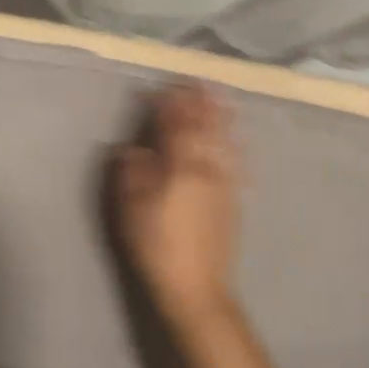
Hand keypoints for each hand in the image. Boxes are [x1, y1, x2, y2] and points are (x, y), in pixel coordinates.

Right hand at [117, 83, 239, 319]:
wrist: (197, 286)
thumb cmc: (156, 246)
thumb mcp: (131, 209)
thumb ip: (132, 174)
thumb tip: (133, 149)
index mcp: (180, 167)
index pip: (176, 126)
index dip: (171, 105)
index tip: (166, 85)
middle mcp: (207, 169)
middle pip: (206, 128)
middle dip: (201, 104)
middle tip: (198, 81)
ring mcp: (225, 184)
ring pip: (225, 141)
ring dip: (222, 117)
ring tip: (221, 98)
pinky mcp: (234, 200)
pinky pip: (237, 161)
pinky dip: (235, 143)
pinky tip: (236, 140)